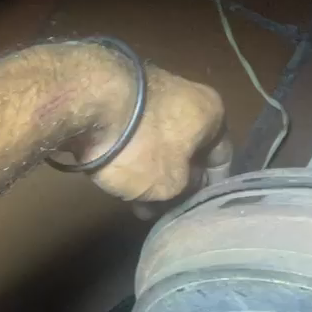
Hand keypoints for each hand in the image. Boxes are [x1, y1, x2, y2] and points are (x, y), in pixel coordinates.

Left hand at [55, 44, 229, 201]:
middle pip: (188, 152)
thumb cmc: (143, 146)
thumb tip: (184, 186)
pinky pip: (135, 140)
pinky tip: (122, 188)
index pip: (223, 157)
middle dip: (177, 186)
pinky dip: (133, 163)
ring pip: (160, 148)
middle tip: (165, 213)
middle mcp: (187, 99)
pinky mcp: (121, 103)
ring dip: (152, 179)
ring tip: (140, 208)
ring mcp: (152, 98)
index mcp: (212, 113)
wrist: (88, 104)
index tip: (200, 209)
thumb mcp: (172, 183)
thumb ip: (185, 189)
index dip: (212, 187)